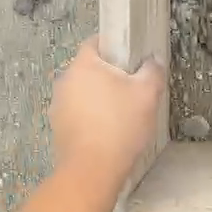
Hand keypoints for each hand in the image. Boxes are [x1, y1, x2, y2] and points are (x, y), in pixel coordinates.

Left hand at [50, 38, 164, 192]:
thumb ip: (153, 70)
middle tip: (133, 88)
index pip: (96, 42)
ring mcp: (58, 106)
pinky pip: (78, 114)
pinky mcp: (58, 128)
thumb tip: (152, 61)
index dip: (115, 46)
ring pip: (83, 93)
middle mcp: (65, 81)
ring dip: (100, 98)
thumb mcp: (148, 93)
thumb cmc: (120, 124)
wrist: (93, 170)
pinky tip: (109, 132)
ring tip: (123, 114)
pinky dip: (92, 117)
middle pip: (90, 69)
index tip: (132, 59)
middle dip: (110, 75)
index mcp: (83, 65)